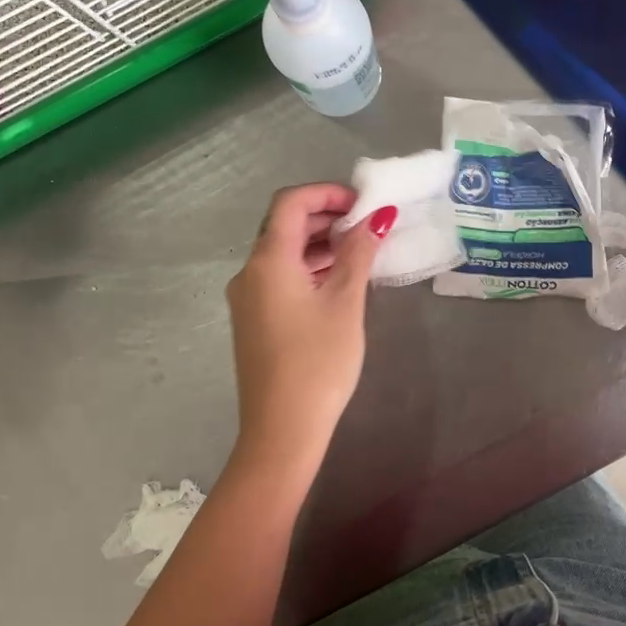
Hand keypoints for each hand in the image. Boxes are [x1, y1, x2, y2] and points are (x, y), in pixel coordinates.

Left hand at [225, 184, 391, 469]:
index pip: (290, 203)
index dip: (327, 193)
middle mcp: (249, 272)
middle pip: (284, 225)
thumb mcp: (345, 303)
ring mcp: (248, 298)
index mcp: (267, 261)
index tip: (363, 204)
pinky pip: (280, 277)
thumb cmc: (318, 363)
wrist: (282, 432)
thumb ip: (359, 253)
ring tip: (361, 252)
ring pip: (283, 253)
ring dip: (320, 244)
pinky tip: (340, 281)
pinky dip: (309, 268)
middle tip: (369, 226)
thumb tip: (378, 217)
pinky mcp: (254, 320)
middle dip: (327, 217)